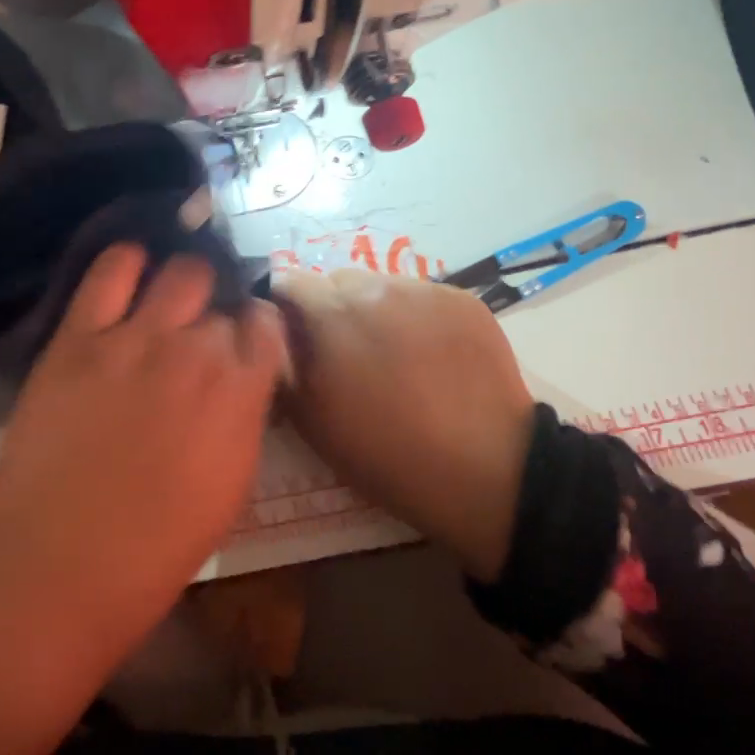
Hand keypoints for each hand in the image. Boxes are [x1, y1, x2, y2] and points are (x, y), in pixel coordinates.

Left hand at [0, 243, 288, 600]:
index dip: (253, 328)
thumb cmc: (155, 546)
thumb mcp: (229, 490)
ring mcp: (137, 337)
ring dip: (181, 281)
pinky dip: (126, 260)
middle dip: (214, 309)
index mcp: (242, 395)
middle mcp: (198, 352)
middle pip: (220, 299)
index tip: (242, 337)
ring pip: (179, 271)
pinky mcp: (80, 333)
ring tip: (168, 297)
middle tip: (196, 330)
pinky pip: (111, 269)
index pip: (265, 327)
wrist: (61, 552)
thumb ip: (241, 421)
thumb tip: (240, 386)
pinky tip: (129, 269)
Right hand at [274, 267, 535, 582]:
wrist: (486, 472)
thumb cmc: (386, 454)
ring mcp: (425, 291)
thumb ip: (281, 365)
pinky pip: (423, 297)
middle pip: (336, 281)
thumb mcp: (311, 420)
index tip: (290, 336)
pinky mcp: (464, 301)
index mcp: (332, 314)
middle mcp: (376, 288)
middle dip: (331, 309)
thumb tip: (268, 333)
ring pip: (381, 286)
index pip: (289, 282)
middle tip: (344, 354)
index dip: (284, 307)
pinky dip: (415, 318)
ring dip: (374, 311)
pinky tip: (429, 358)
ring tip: (391, 356)